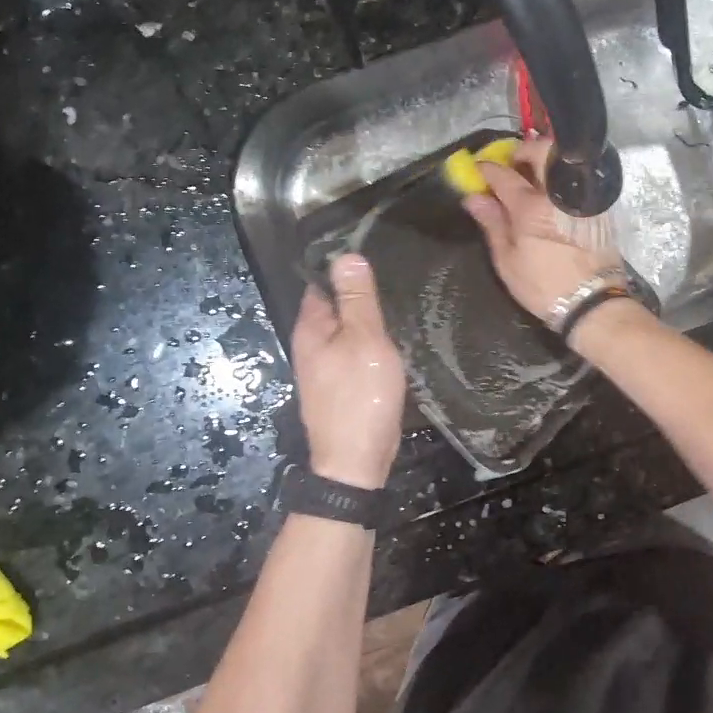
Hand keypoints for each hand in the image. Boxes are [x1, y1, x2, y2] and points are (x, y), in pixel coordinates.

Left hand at [289, 254, 405, 489]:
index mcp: (310, 327)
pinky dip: (372, 341)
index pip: (321, 280)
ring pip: (347, 330)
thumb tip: (346, 255)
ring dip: (368, 318)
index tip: (375, 249)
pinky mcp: (342, 385)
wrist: (355, 462)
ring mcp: (325, 367)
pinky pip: (356, 351)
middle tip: (398, 272)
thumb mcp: (365, 341)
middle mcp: (311, 344)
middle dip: (359, 291)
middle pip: (335, 305)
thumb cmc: (361, 397)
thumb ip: (358, 300)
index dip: (344, 265)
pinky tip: (395, 338)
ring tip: (402, 299)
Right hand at [461, 138, 620, 323]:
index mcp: (531, 207)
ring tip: (532, 178)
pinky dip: (562, 180)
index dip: (487, 168)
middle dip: (523, 151)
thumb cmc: (544, 287)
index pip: (503, 174)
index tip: (479, 169)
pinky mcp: (600, 208)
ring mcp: (583, 198)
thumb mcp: (508, 261)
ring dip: (545, 162)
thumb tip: (474, 197)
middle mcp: (558, 194)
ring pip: (563, 163)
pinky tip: (553, 196)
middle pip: (542, 151)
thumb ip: (492, 224)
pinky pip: (578, 181)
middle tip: (512, 164)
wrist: (593, 304)